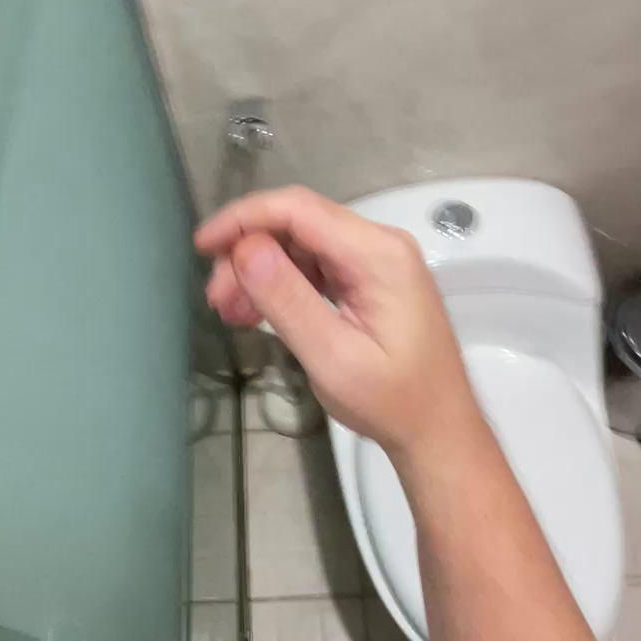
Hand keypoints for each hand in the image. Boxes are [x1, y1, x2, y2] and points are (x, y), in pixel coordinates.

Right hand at [196, 186, 482, 457]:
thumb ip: (288, 301)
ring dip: (259, 271)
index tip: (203, 245)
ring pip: (299, 245)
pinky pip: (313, 266)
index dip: (244, 220)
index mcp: (378, 254)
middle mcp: (378, 245)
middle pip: (296, 224)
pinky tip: (255, 312)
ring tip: (230, 311)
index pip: (299, 210)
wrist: (437, 430)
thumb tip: (245, 250)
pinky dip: (279, 284)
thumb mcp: (333, 358)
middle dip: (247, 253)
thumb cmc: (393, 402)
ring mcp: (374, 261)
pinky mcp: (367, 279)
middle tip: (216, 298)